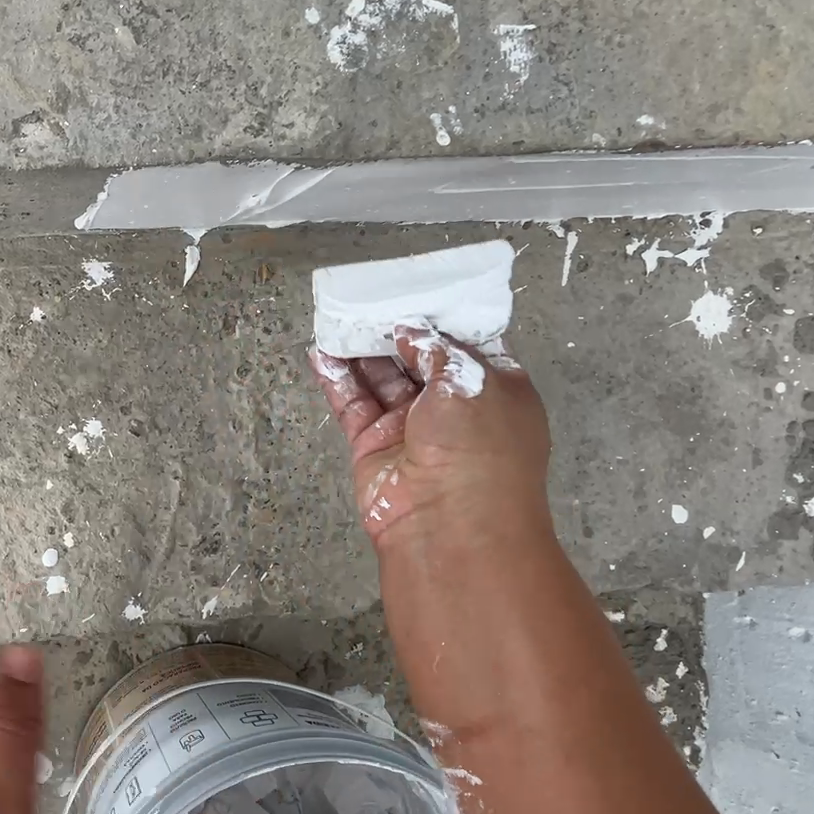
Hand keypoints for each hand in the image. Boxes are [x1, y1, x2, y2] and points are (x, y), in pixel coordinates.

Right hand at [311, 323, 551, 551]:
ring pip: (379, 380)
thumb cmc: (478, 447)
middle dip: (392, 332)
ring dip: (359, 351)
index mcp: (494, 390)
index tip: (413, 290)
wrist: (448, 523)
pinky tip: (320, 353)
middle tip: (364, 300)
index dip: (438, 319)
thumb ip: (436, 348)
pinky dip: (336, 379)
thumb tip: (408, 331)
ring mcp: (409, 427)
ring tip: (336, 318)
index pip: (464, 345)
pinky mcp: (373, 444)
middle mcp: (452, 408)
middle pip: (415, 360)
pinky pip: (353, 404)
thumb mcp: (471, 381)